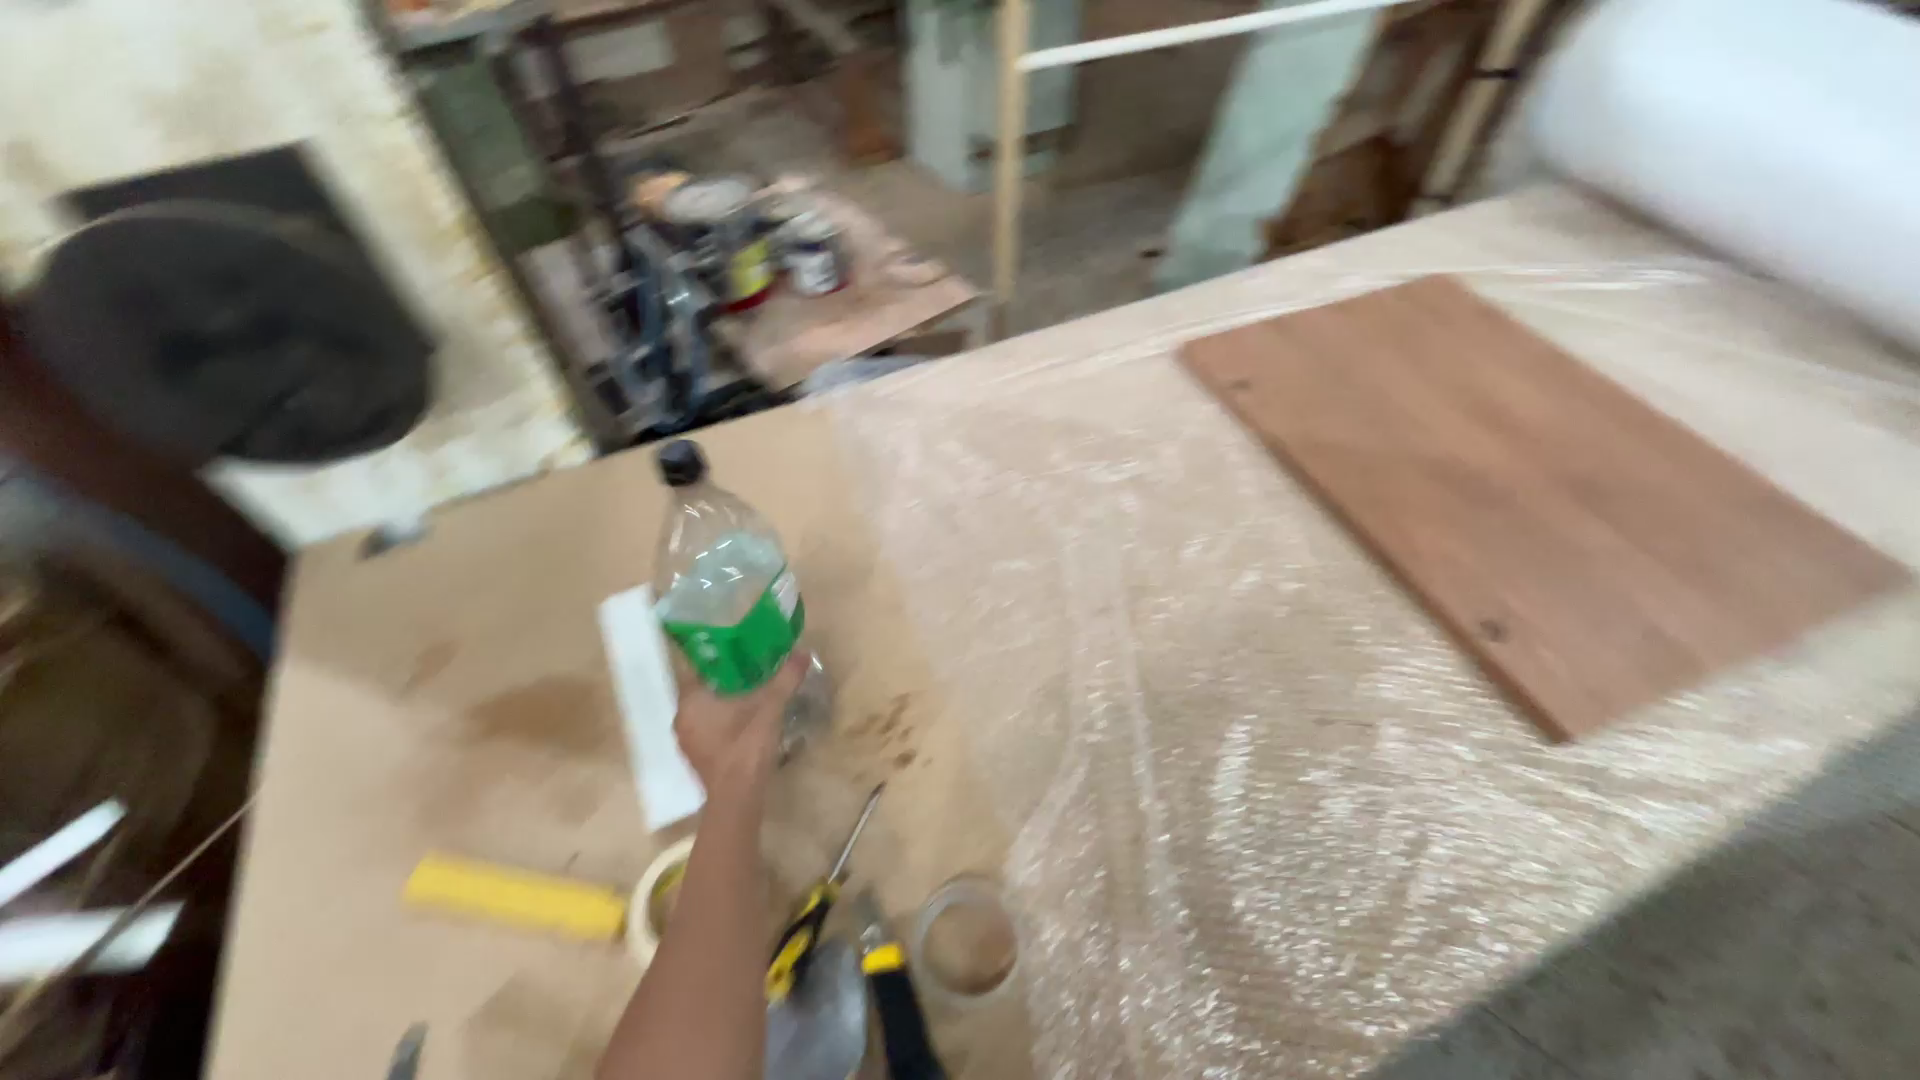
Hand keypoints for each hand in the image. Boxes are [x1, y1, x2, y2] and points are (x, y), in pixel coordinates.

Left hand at [673, 651, 809, 802]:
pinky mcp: (698, 756)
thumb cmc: (746, 746)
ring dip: (724, 699)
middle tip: (750, 665)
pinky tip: (745, 718)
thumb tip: (803, 652)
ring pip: (705, 709)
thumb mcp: (769, 708)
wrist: (738, 798)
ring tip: (751, 689)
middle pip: (702, 687)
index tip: (737, 646)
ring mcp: (688, 740)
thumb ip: (785, 679)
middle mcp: (682, 718)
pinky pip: (708, 727)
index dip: (716, 654)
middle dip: (725, 677)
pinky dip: (723, 719)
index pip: (697, 667)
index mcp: (690, 701)